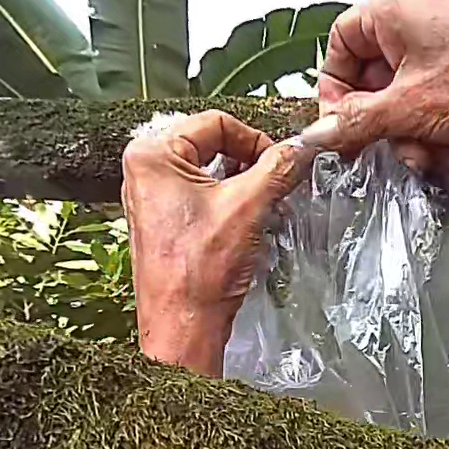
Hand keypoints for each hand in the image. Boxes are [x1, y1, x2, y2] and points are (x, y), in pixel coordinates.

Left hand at [121, 111, 308, 376]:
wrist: (183, 325)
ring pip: (211, 173)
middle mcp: (146, 171)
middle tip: (274, 188)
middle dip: (250, 165)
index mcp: (152, 155)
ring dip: (243, 186)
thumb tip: (302, 147)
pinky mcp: (166, 222)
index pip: (216, 122)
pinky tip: (245, 226)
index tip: (280, 163)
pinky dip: (230, 205)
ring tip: (262, 210)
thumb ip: (278, 168)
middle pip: (212, 146)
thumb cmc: (199, 273)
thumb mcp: (248, 208)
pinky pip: (203, 197)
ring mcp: (153, 198)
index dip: (255, 140)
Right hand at [305, 0, 448, 216]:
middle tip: (404, 154)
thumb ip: (357, 124)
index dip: (337, 97)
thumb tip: (318, 136)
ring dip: (420, 142)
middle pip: (375, 86)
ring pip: (408, 108)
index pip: (339, 50)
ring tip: (445, 155)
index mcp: (391, 10)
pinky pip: (440, 115)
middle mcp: (418, 25)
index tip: (345, 136)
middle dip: (388, 131)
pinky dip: (445, 138)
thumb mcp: (409, 107)